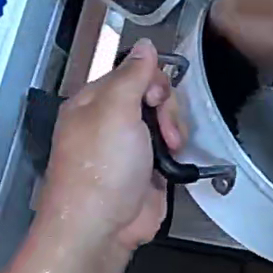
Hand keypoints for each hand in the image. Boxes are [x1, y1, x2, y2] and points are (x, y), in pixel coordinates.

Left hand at [30, 39, 183, 260]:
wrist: (102, 227)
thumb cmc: (100, 168)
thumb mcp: (115, 111)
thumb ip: (133, 75)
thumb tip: (146, 46)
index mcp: (94, 103)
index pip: (132, 73)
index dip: (152, 81)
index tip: (157, 98)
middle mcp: (111, 122)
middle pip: (153, 96)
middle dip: (167, 109)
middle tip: (166, 129)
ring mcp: (131, 147)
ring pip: (166, 121)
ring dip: (175, 130)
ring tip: (172, 149)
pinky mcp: (150, 169)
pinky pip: (171, 149)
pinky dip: (178, 152)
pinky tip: (176, 159)